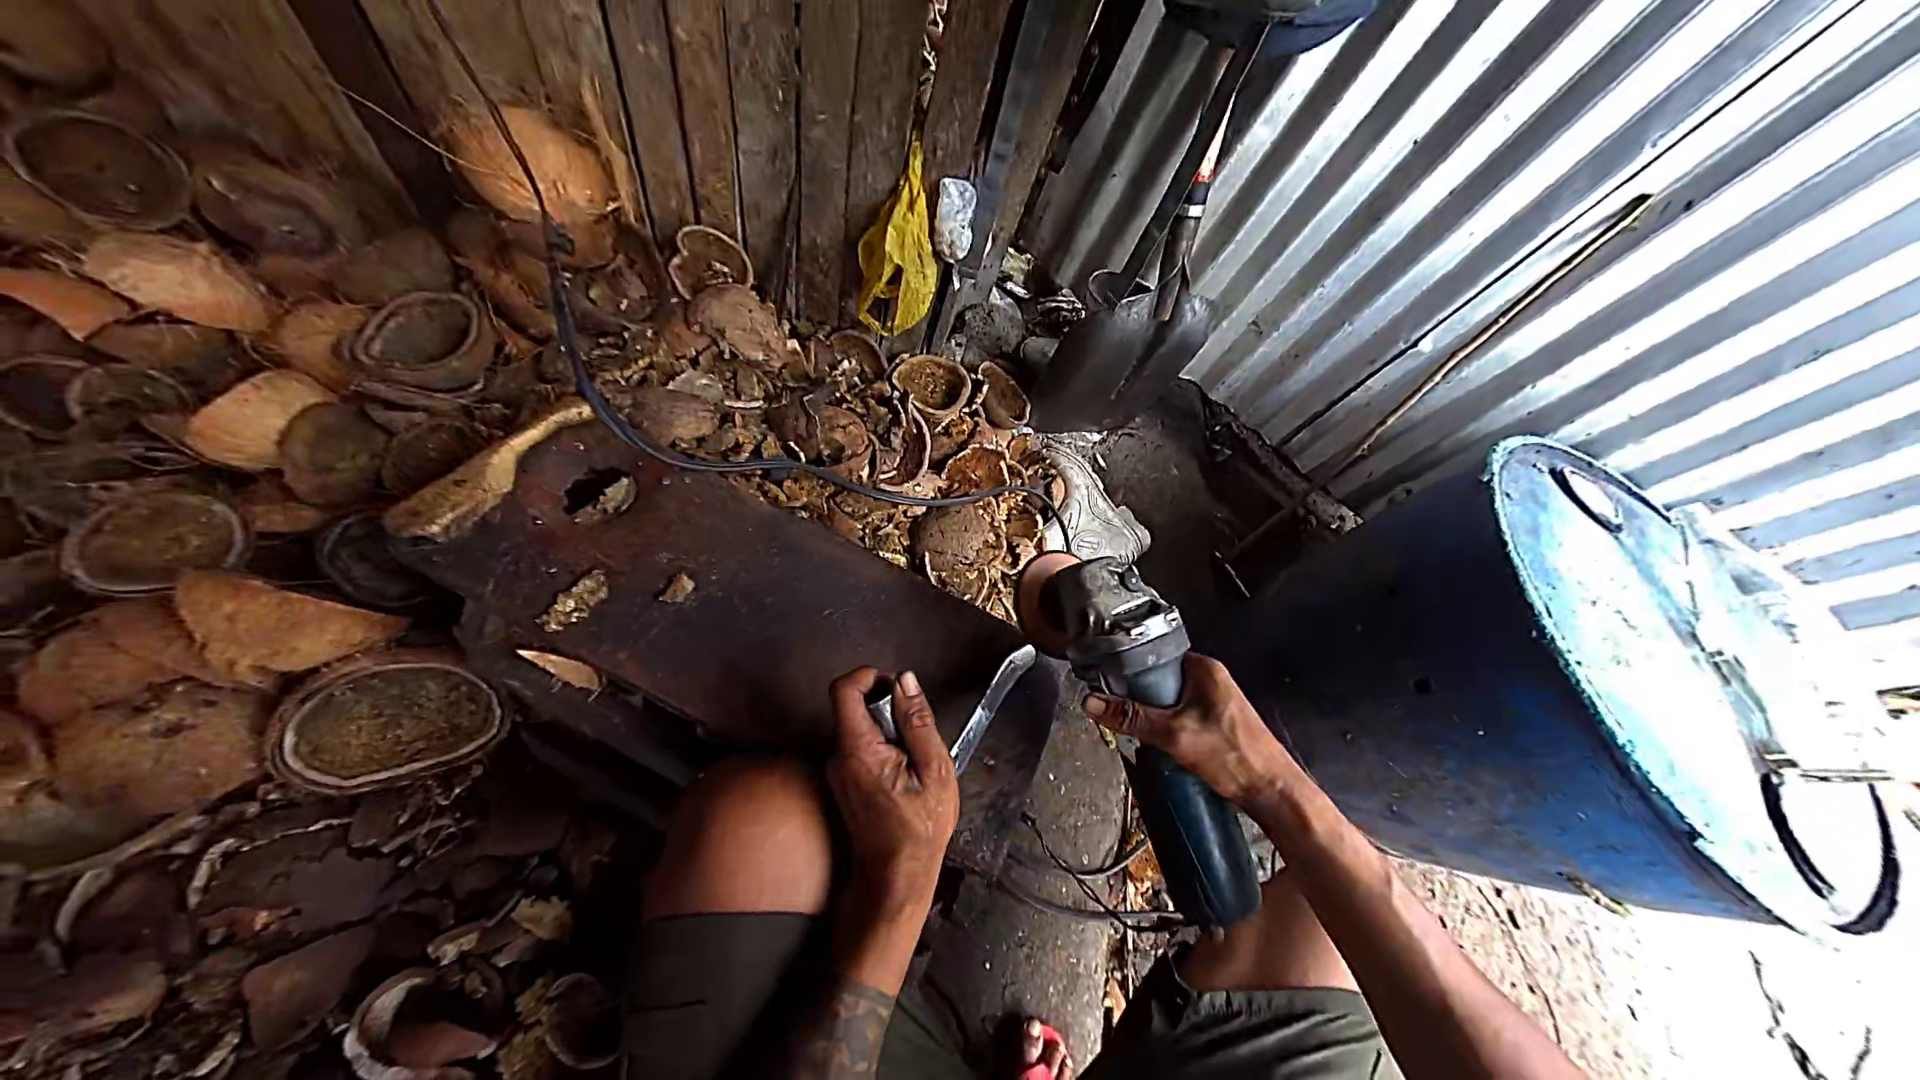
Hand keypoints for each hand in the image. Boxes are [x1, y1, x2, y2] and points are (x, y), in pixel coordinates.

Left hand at [826, 668, 959, 918]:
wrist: (896, 876)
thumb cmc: (917, 831)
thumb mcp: (934, 768)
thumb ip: (917, 719)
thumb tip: (906, 682)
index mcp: (859, 749)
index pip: (844, 689)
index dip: (869, 675)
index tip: (893, 683)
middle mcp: (839, 757)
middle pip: (853, 707)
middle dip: (886, 708)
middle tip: (913, 733)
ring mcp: (837, 770)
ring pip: (859, 728)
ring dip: (887, 731)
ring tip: (911, 762)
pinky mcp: (842, 781)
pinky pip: (860, 748)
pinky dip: (882, 750)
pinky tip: (902, 776)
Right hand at [1081, 653, 1297, 805]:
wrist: (1273, 793)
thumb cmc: (1231, 756)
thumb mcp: (1173, 734)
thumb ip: (1130, 717)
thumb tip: (1090, 702)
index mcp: (1204, 668)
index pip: (1154, 655)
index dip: (1129, 667)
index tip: (1106, 681)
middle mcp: (1210, 678)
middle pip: (1159, 678)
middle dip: (1138, 695)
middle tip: (1117, 709)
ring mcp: (1214, 699)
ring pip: (1168, 699)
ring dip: (1151, 713)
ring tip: (1133, 726)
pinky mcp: (1215, 721)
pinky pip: (1179, 713)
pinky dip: (1165, 724)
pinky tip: (1156, 740)